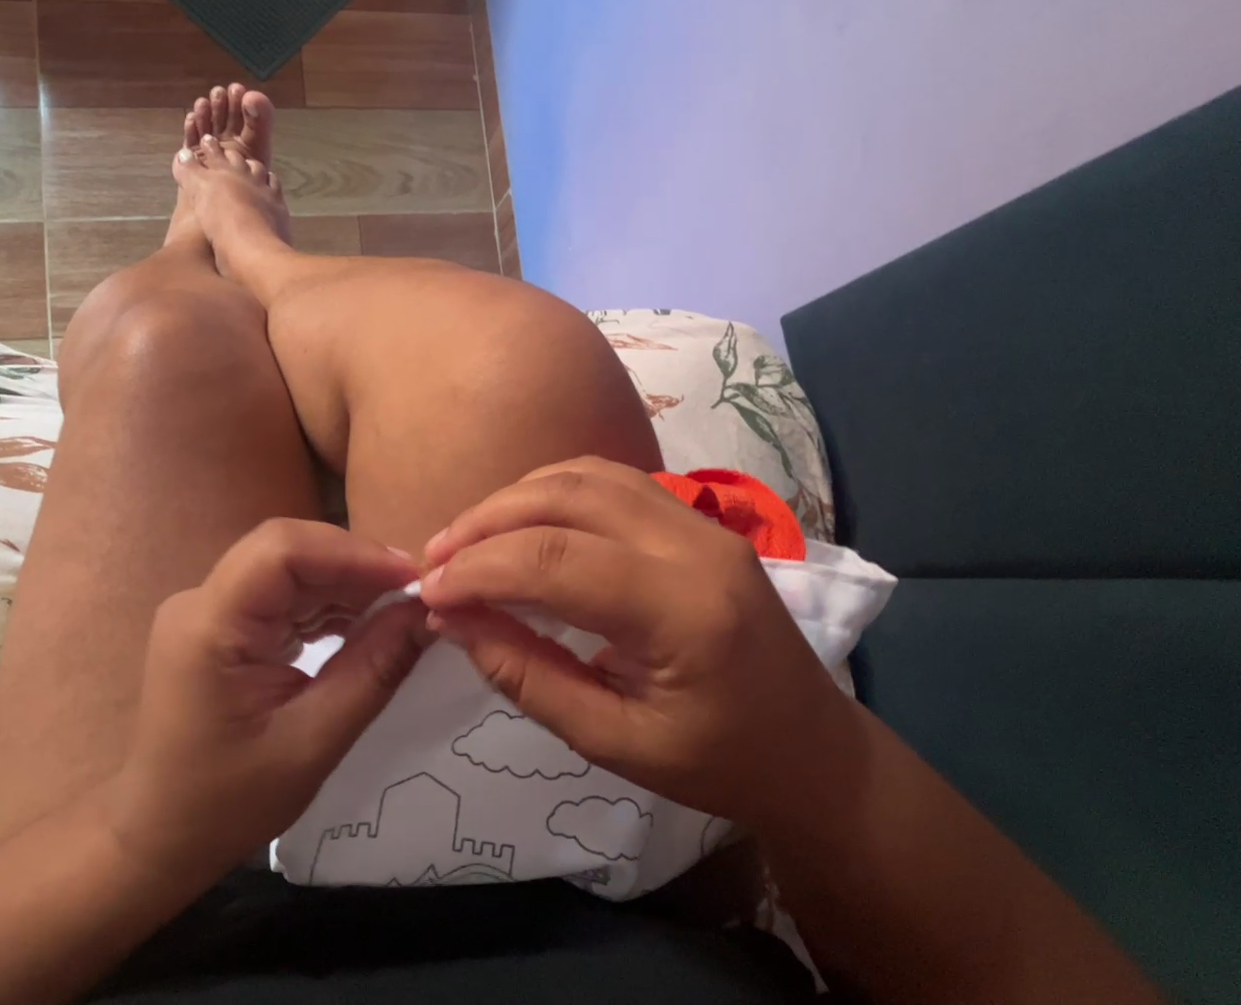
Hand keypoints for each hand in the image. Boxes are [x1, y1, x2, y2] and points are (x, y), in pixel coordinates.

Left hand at [105, 519, 427, 883]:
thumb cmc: (229, 802)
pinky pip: (280, 596)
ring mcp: (208, 611)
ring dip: (346, 584)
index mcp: (209, 626)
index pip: (281, 549)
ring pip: (289, 570)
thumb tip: (428, 613)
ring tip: (400, 608)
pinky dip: (326, 605)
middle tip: (417, 592)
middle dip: (356, 566)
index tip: (410, 576)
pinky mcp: (222, 626)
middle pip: (287, 552)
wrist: (162, 834)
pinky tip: (364, 624)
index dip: (352, 552)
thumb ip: (374, 670)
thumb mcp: (314, 741)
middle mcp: (201, 602)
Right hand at [420, 457, 861, 826]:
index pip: (555, 561)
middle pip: (567, 499)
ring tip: (465, 538)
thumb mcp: (612, 742)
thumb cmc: (718, 764)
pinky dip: (552, 492)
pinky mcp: (698, 520)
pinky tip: (521, 522)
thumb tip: (453, 620)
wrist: (813, 752)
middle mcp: (695, 546)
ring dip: (514, 499)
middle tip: (434, 559)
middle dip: (486, 523)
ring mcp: (702, 524)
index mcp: (682, 612)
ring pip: (587, 476)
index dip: (478, 570)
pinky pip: (612, 481)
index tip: (427, 593)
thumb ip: (527, 676)